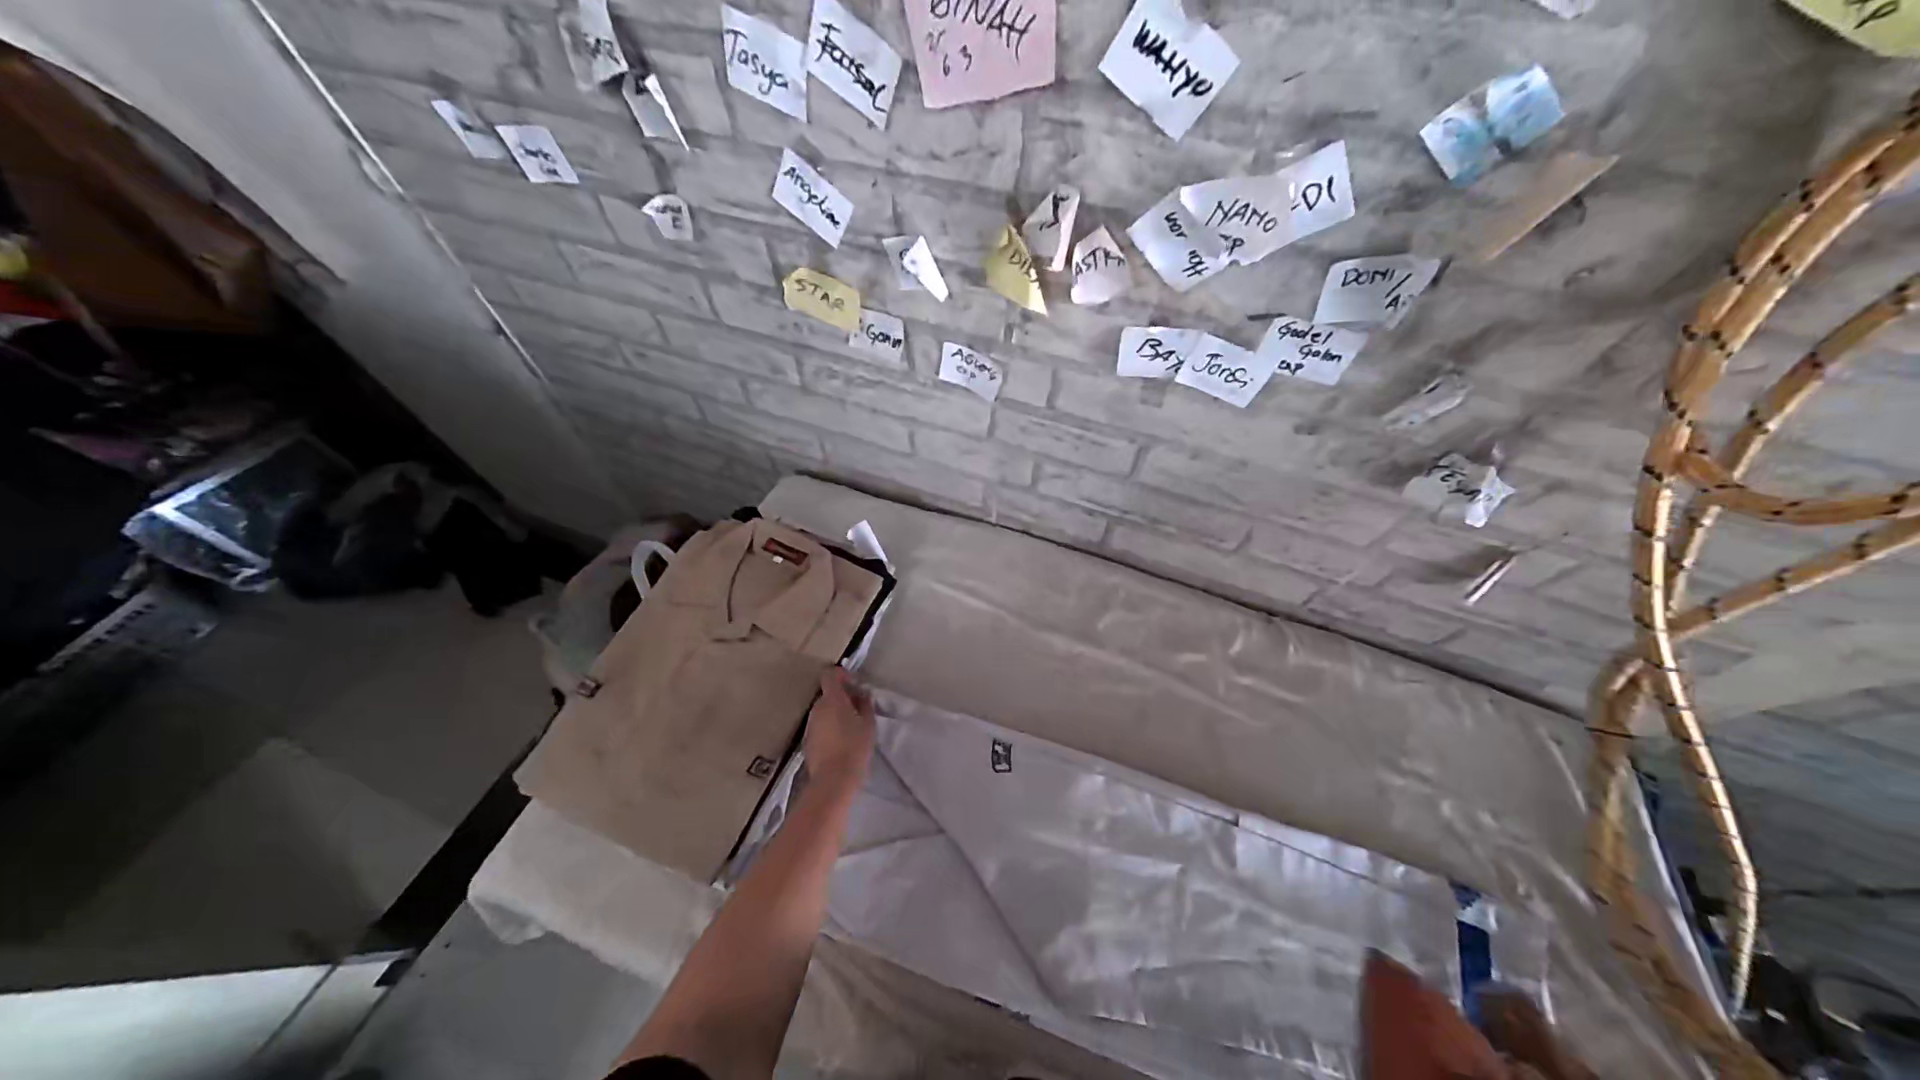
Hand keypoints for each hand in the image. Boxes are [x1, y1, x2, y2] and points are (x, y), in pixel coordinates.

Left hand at [803, 668, 874, 787]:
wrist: (833, 780)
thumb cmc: (855, 748)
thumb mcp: (868, 724)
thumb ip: (865, 704)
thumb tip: (861, 694)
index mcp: (832, 700)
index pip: (829, 675)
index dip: (840, 674)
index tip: (853, 683)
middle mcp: (817, 708)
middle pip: (827, 695)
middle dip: (841, 698)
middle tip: (857, 709)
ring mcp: (810, 725)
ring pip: (823, 712)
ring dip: (834, 714)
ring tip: (850, 729)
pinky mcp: (807, 741)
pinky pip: (819, 727)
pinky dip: (828, 729)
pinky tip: (840, 743)